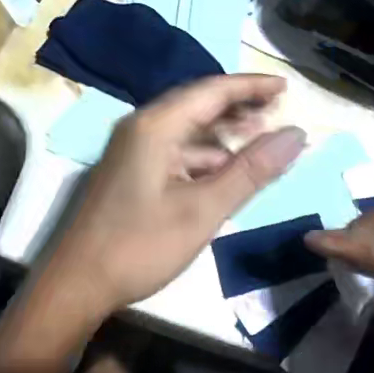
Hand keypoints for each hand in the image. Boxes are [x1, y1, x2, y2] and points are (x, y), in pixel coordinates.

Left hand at [42, 74, 306, 317]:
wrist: (76, 286)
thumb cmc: (140, 245)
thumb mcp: (204, 209)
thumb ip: (252, 170)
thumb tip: (297, 135)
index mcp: (156, 126)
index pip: (212, 90)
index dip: (252, 86)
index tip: (287, 88)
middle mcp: (143, 127)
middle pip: (199, 103)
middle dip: (241, 105)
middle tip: (280, 110)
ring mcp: (135, 150)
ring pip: (189, 128)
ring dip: (226, 131)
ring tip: (262, 136)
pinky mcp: (133, 171)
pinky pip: (178, 149)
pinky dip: (208, 153)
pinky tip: (229, 169)